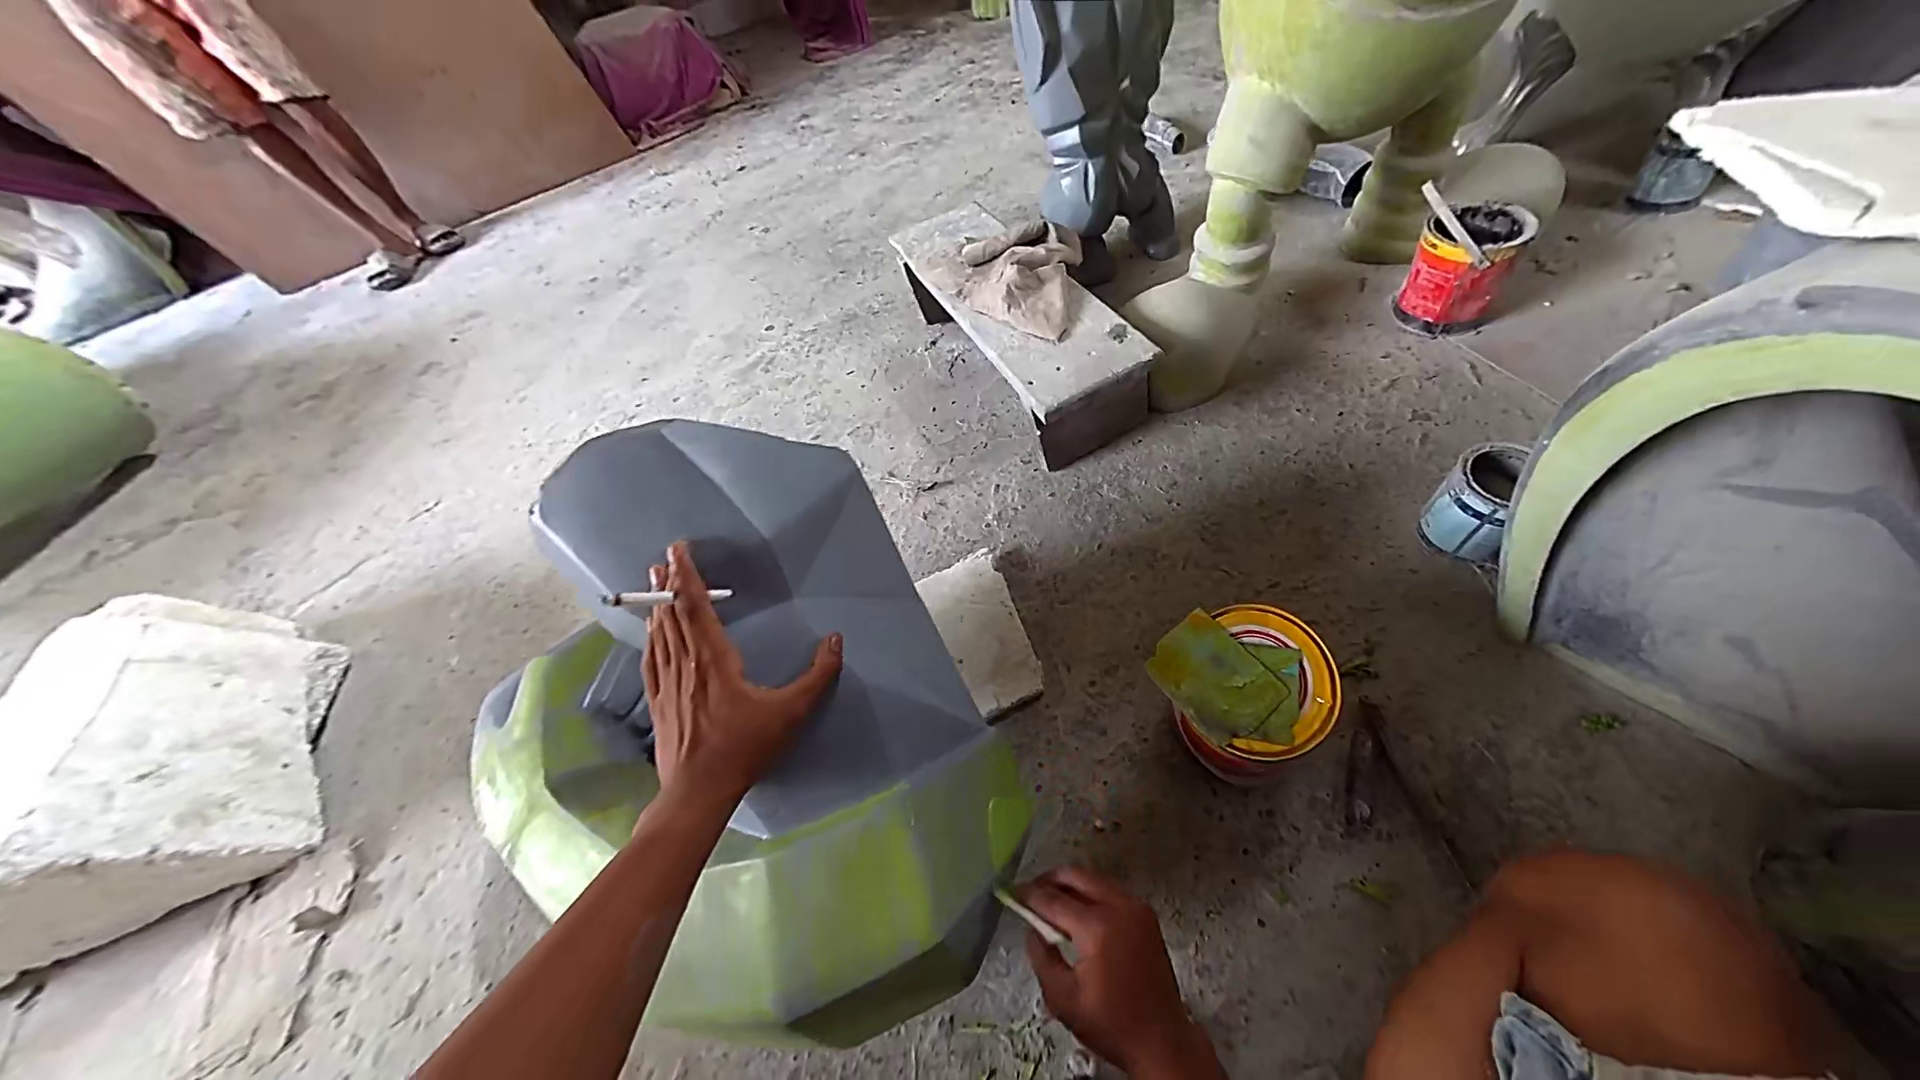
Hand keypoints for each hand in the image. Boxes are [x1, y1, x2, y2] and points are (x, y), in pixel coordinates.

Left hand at [641, 541, 841, 802]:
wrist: (699, 790)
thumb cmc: (746, 747)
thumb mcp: (792, 711)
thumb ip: (818, 675)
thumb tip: (836, 641)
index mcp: (715, 659)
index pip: (696, 607)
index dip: (687, 576)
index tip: (678, 550)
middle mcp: (686, 663)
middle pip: (673, 614)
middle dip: (668, 583)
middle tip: (664, 558)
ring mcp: (667, 682)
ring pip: (659, 633)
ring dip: (658, 605)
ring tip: (653, 582)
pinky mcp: (658, 702)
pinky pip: (651, 659)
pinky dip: (651, 637)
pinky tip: (651, 632)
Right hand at [1019, 867, 1223, 1078]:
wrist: (1162, 1041)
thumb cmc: (1112, 1024)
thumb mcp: (1063, 999)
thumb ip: (1041, 957)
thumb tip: (1032, 929)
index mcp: (1097, 927)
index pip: (1052, 899)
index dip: (1029, 895)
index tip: (1012, 893)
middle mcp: (1118, 907)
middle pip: (1074, 875)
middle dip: (1048, 880)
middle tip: (1030, 893)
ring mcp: (1136, 907)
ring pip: (1093, 878)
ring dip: (1069, 884)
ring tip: (1051, 902)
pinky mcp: (1146, 914)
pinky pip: (1110, 889)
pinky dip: (1090, 892)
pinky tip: (1078, 911)